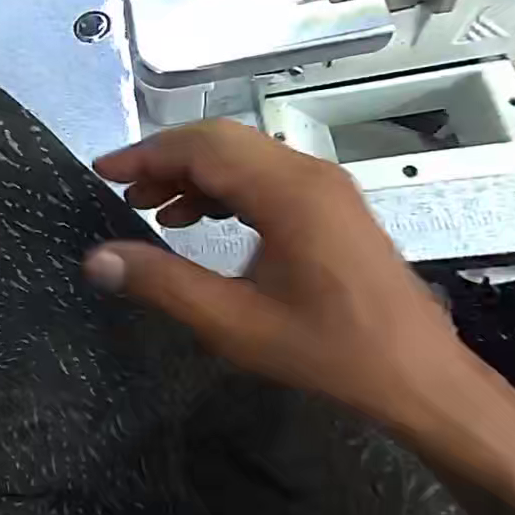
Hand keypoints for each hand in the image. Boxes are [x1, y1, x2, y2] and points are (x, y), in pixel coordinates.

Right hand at [83, 120, 495, 427]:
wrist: (416, 372)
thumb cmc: (327, 351)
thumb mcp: (235, 323)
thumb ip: (164, 284)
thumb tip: (98, 259)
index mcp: (288, 192)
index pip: (202, 148)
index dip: (146, 154)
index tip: (104, 170)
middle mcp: (309, 172)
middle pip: (223, 142)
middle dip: (167, 160)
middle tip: (125, 191)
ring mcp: (326, 184)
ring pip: (246, 157)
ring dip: (196, 174)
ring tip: (154, 208)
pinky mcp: (332, 202)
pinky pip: (268, 177)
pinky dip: (227, 189)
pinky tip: (202, 219)